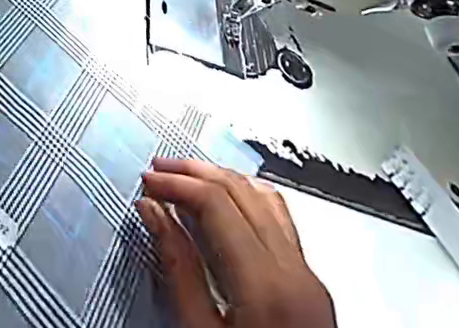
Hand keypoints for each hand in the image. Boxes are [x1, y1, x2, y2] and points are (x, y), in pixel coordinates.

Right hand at [138, 157, 335, 327]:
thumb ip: (177, 266)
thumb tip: (152, 210)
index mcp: (266, 285)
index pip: (215, 201)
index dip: (176, 183)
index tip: (145, 182)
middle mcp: (296, 272)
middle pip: (240, 190)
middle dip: (193, 172)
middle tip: (156, 171)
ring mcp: (310, 278)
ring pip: (263, 197)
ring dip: (219, 180)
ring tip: (184, 180)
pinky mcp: (312, 287)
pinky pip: (278, 219)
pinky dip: (244, 198)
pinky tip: (223, 204)